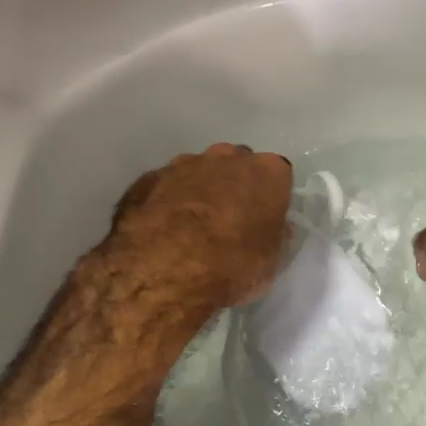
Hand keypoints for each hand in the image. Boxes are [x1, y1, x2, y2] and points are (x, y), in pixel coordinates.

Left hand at [107, 144, 292, 311]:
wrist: (164, 269)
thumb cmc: (232, 265)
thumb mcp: (271, 262)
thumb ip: (276, 235)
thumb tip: (276, 226)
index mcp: (266, 172)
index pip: (277, 175)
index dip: (271, 197)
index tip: (264, 219)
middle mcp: (226, 157)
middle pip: (236, 165)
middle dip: (235, 186)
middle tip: (229, 221)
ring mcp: (184, 163)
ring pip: (199, 171)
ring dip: (199, 191)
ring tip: (191, 228)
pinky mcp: (148, 177)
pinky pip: (166, 185)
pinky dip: (168, 201)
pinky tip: (163, 229)